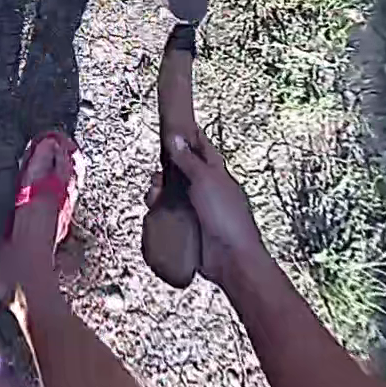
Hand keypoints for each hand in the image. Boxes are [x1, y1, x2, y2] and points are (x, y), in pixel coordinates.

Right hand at [150, 126, 269, 286]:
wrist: (231, 259)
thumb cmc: (226, 216)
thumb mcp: (205, 180)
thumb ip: (188, 159)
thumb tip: (176, 137)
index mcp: (216, 172)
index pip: (202, 147)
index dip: (189, 136)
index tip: (174, 127)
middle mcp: (206, 188)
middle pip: (181, 169)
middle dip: (166, 168)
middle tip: (157, 173)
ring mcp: (196, 207)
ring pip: (172, 191)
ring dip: (159, 190)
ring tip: (154, 194)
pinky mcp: (187, 225)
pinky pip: (168, 211)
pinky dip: (159, 208)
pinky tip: (154, 208)